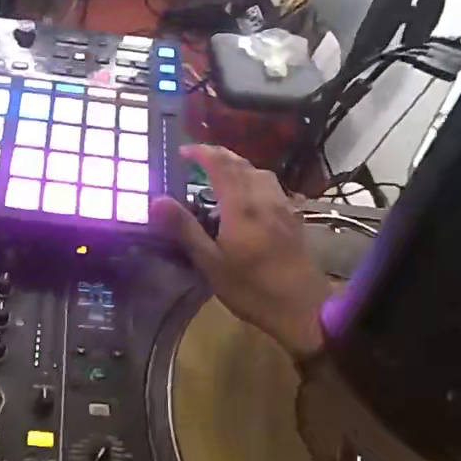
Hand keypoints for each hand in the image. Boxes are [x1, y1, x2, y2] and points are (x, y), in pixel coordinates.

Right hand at [151, 145, 331, 358]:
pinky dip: (254, 181)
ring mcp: (284, 209)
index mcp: (242, 208)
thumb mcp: (210, 262)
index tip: (183, 151)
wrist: (303, 309)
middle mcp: (265, 200)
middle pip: (244, 165)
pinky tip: (248, 197)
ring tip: (220, 175)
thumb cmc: (251, 289)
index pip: (222, 166)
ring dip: (239, 166)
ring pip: (261, 174)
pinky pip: (272, 188)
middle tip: (197, 158)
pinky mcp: (293, 220)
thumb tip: (156, 201)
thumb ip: (185, 229)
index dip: (202, 153)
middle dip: (220, 155)